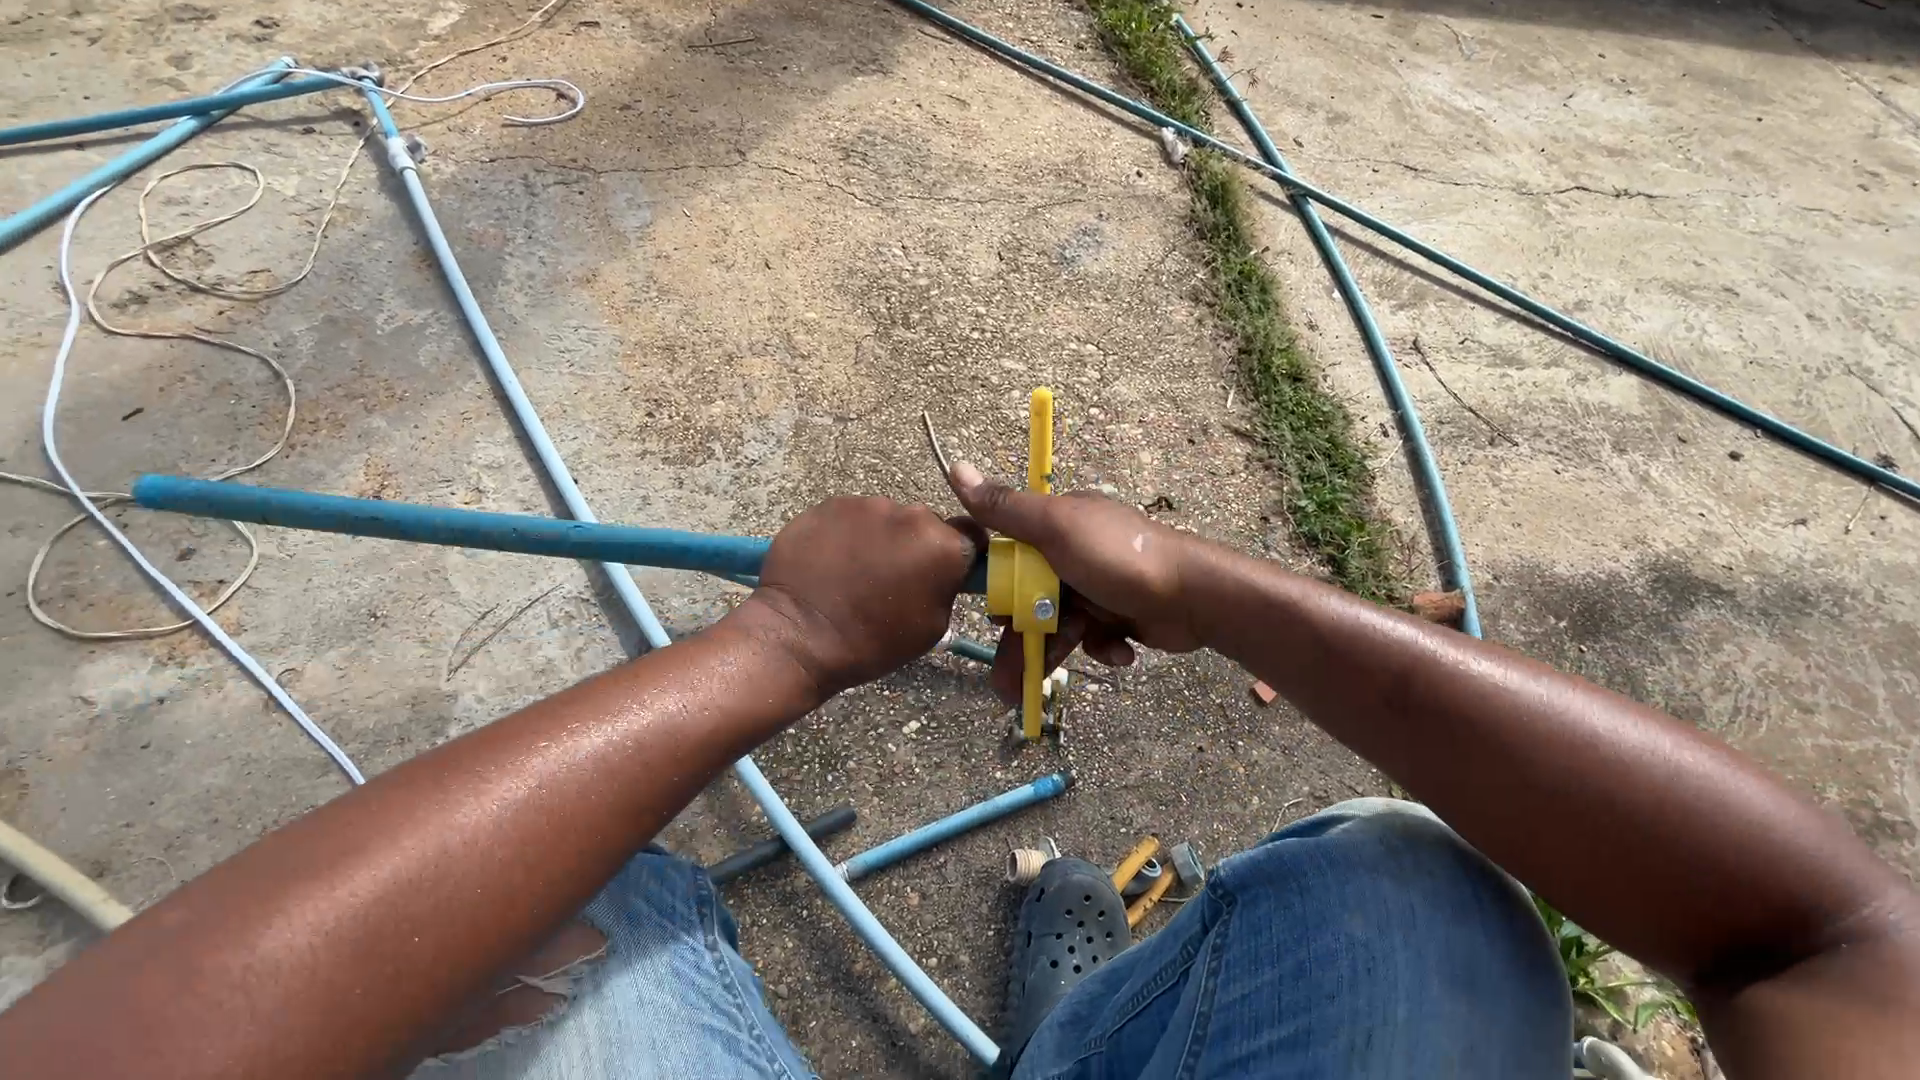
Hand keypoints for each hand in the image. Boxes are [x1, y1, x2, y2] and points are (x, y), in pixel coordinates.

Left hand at [745, 496, 981, 700]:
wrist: (800, 635)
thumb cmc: (872, 641)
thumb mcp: (933, 627)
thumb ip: (947, 587)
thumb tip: (942, 572)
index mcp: (944, 546)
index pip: (970, 534)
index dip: (960, 551)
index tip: (943, 569)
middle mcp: (910, 515)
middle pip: (924, 524)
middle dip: (915, 545)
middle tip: (893, 577)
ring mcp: (867, 505)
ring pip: (885, 518)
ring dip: (879, 538)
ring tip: (856, 571)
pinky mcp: (830, 504)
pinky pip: (850, 516)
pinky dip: (847, 534)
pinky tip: (832, 561)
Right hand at [947, 461, 1206, 701]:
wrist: (1194, 596)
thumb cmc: (1118, 558)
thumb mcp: (1055, 528)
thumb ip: (1005, 509)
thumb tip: (954, 468)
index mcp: (1058, 526)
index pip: (1013, 558)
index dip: (1004, 591)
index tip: (999, 616)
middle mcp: (1076, 553)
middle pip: (1034, 600)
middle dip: (1024, 638)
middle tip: (1008, 680)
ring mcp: (1099, 585)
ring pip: (1060, 625)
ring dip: (1054, 652)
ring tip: (1034, 689)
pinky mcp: (1120, 614)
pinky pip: (1094, 636)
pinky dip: (1102, 646)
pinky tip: (1118, 650)